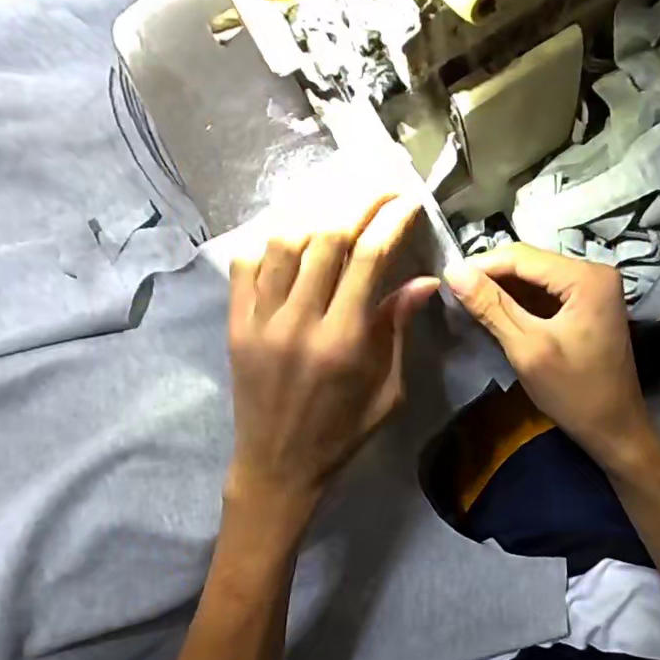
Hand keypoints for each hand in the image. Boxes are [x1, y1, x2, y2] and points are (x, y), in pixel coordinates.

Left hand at [225, 194, 438, 517]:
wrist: (277, 466)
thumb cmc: (342, 434)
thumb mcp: (387, 392)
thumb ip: (398, 331)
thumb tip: (424, 281)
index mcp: (343, 341)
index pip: (369, 259)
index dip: (391, 222)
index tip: (406, 202)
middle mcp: (299, 321)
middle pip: (326, 238)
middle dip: (357, 206)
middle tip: (378, 193)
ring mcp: (260, 321)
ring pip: (283, 244)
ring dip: (315, 218)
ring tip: (336, 212)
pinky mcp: (235, 325)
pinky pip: (245, 265)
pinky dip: (268, 243)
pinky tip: (290, 239)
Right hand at [443, 244, 659, 473]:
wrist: (615, 428)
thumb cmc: (574, 392)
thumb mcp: (527, 347)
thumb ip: (490, 306)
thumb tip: (453, 270)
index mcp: (586, 277)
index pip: (522, 256)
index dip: (482, 265)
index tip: (447, 279)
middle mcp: (594, 271)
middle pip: (530, 263)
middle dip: (492, 276)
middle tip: (455, 292)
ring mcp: (594, 288)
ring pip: (535, 277)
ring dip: (503, 289)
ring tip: (469, 302)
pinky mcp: (588, 304)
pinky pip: (546, 292)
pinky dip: (521, 301)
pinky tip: (496, 311)